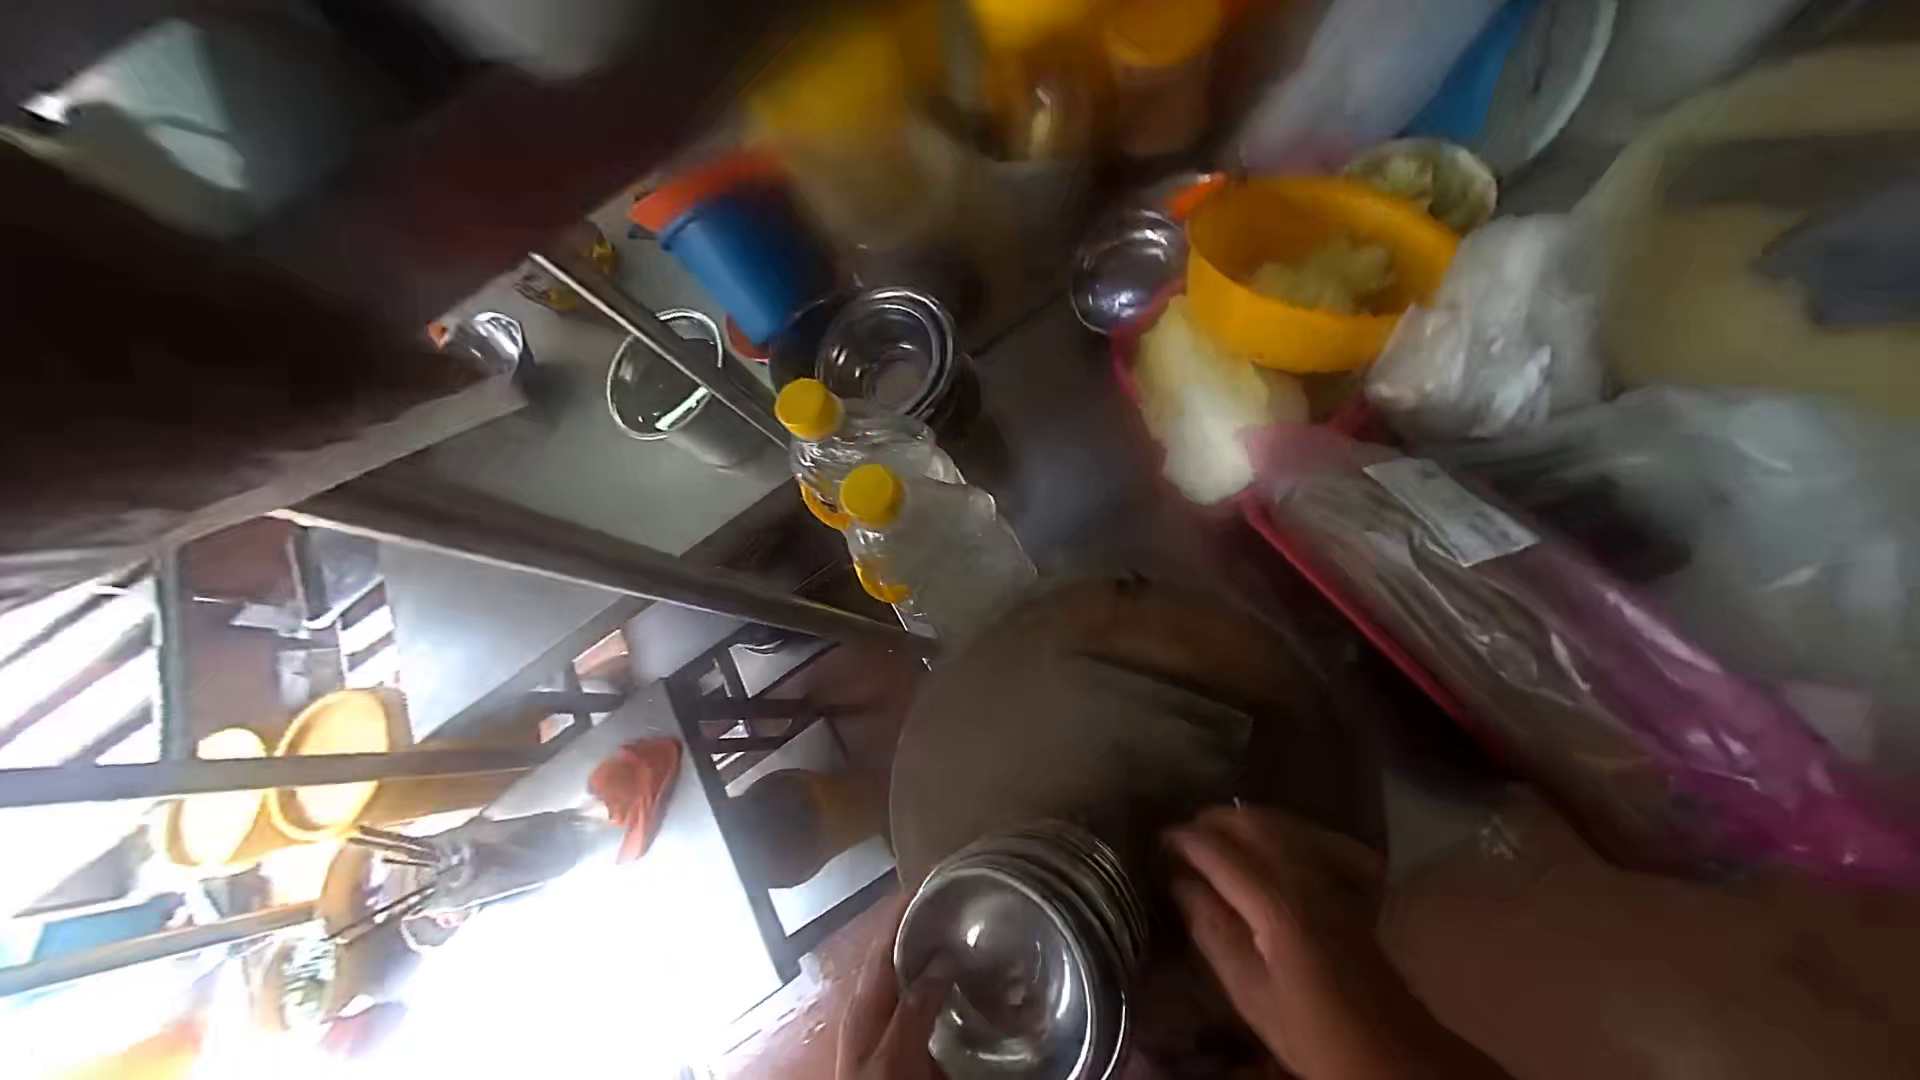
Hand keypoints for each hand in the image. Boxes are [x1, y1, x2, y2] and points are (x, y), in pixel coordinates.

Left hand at [838, 900, 954, 1079]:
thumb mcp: (898, 1052)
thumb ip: (917, 1006)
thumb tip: (943, 956)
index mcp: (865, 999)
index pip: (884, 939)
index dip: (903, 909)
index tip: (928, 883)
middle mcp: (870, 1005)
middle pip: (894, 952)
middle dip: (920, 926)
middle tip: (954, 909)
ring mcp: (880, 1025)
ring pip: (905, 974)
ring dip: (927, 952)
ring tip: (959, 938)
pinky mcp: (894, 1043)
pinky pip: (914, 999)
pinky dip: (933, 983)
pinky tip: (953, 990)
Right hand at [1166, 807, 1509, 1079]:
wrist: (1394, 1054)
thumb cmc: (1314, 1032)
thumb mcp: (1251, 994)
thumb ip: (1211, 931)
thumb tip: (1177, 881)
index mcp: (1276, 906)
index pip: (1217, 850)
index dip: (1182, 839)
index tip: (1157, 841)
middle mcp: (1304, 877)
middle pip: (1247, 821)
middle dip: (1208, 821)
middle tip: (1182, 840)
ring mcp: (1330, 874)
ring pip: (1276, 819)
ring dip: (1238, 819)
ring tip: (1212, 837)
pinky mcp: (1346, 880)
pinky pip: (1304, 831)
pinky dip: (1274, 825)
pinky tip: (1262, 841)